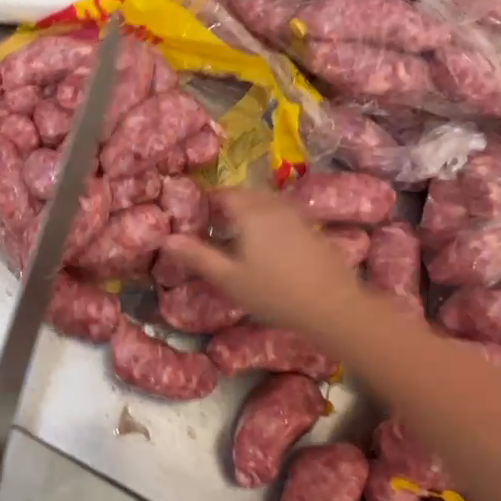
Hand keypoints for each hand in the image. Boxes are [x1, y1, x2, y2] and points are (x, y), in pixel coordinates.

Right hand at [162, 187, 371, 334]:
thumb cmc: (274, 293)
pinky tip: (267, 244)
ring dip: (249, 209)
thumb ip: (197, 256)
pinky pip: (282, 214)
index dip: (207, 200)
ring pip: (266, 202)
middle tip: (212, 222)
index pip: (223, 193)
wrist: (334, 307)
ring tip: (237, 231)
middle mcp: (273, 207)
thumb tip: (166, 239)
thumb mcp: (229, 278)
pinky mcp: (312, 230)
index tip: (194, 214)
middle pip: (246, 194)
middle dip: (227, 202)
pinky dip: (268, 219)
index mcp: (250, 213)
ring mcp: (296, 217)